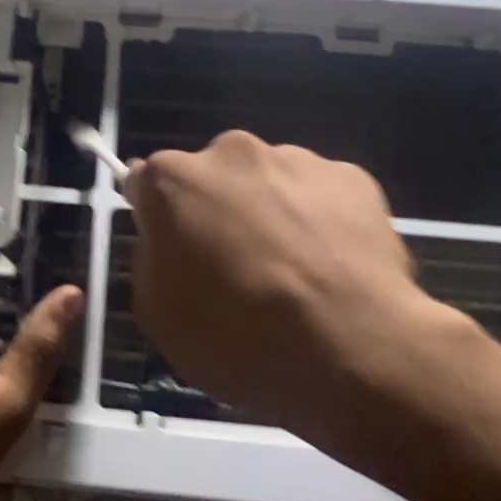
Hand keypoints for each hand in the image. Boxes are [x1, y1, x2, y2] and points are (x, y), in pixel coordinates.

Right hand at [124, 131, 473, 446]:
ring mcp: (297, 160)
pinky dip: (321, 223)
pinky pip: (321, 196)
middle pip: (213, 177)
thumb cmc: (235, 336)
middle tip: (235, 269)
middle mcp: (232, 153)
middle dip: (217, 212)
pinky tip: (332, 270)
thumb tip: (165, 236)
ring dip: (271, 215)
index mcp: (173, 180)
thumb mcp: (157, 314)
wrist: (350, 348)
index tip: (174, 252)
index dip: (158, 218)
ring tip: (294, 276)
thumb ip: (152, 258)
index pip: (147, 182)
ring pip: (270, 183)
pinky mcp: (353, 177)